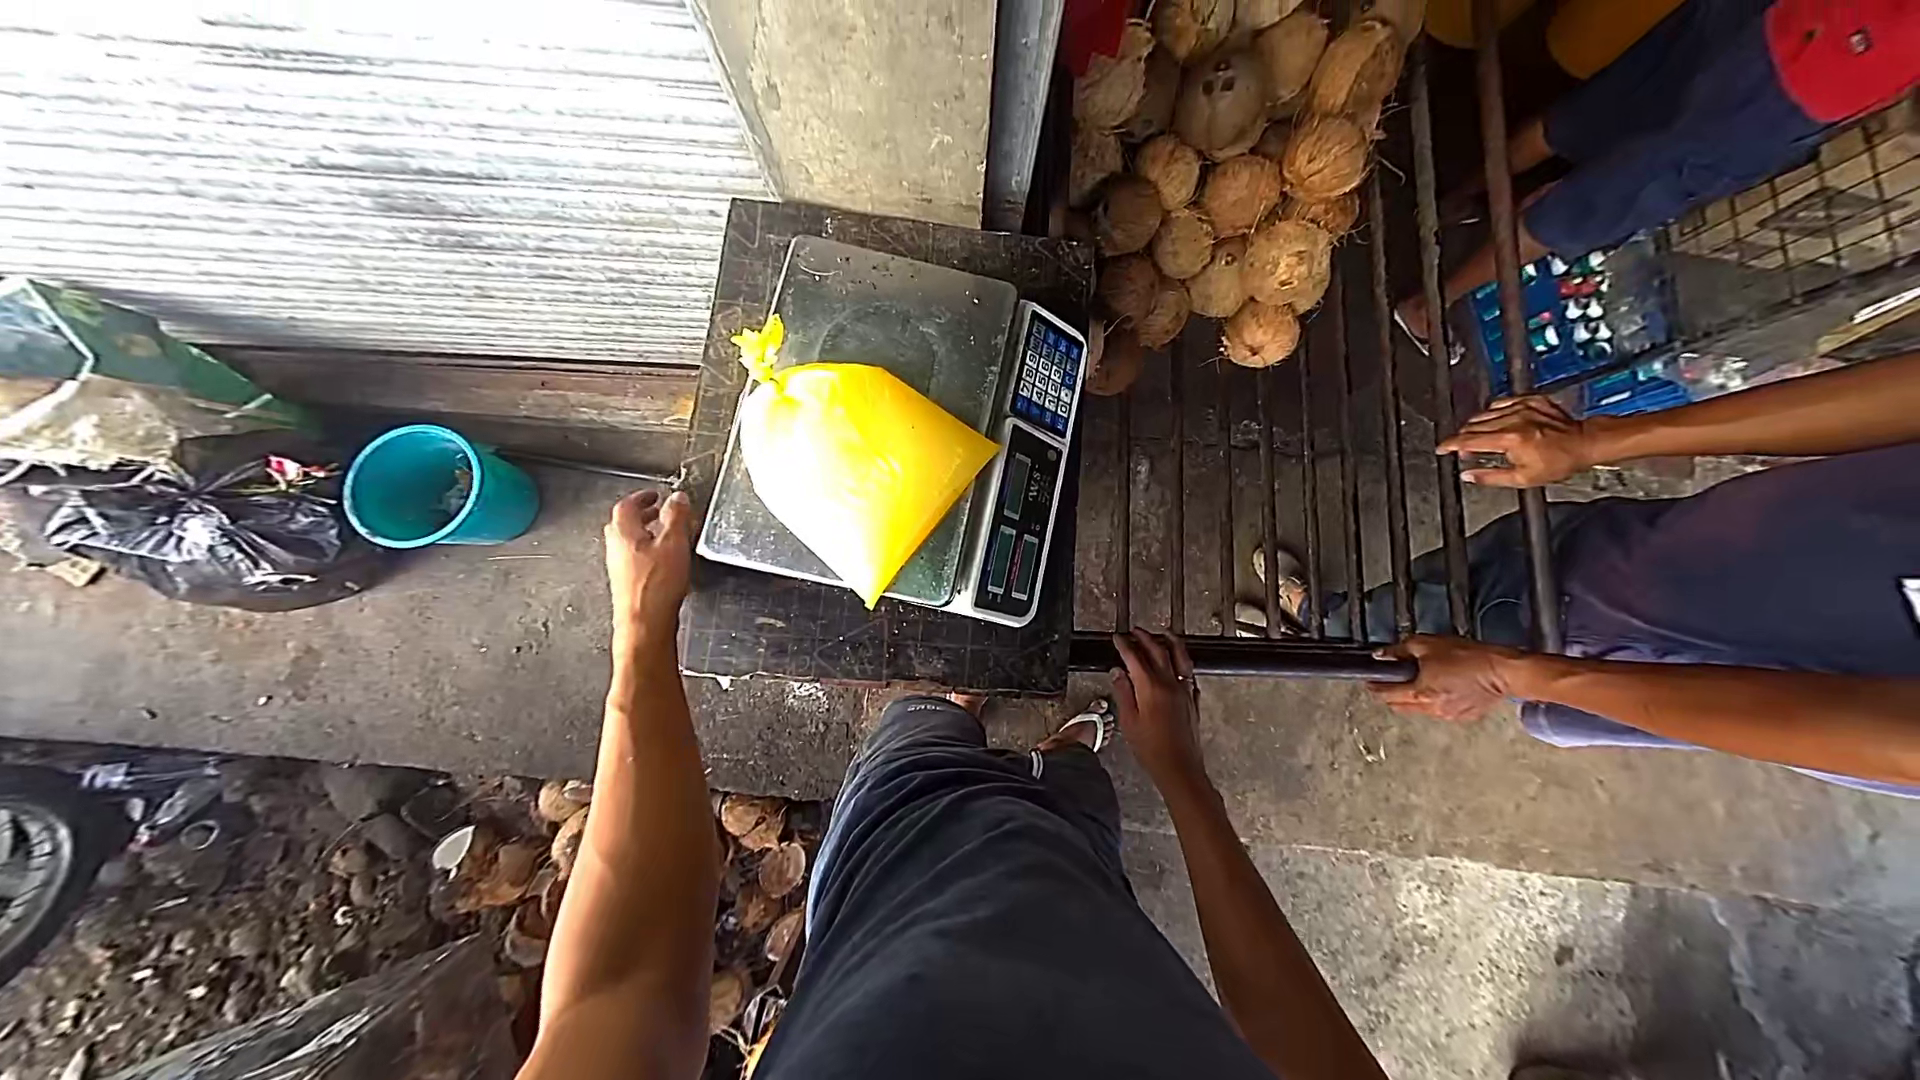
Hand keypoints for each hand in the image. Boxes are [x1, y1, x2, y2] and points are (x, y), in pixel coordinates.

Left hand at [605, 489, 693, 642]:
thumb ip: (677, 518)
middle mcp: (616, 548)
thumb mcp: (674, 543)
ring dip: (644, 534)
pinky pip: (634, 559)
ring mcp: (619, 567)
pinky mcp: (626, 583)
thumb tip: (678, 498)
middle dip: (642, 515)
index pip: (627, 506)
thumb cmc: (656, 586)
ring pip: (628, 542)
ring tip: (664, 535)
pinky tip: (662, 561)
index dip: (641, 498)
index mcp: (624, 533)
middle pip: (624, 524)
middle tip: (658, 512)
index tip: (653, 495)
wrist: (644, 624)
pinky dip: (646, 552)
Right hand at [1110, 629, 1205, 789]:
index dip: (1124, 645)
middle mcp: (1170, 684)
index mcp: (1151, 687)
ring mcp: (1185, 691)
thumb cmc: (1151, 749)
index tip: (1117, 638)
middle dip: (1145, 638)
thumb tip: (1117, 672)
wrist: (1179, 768)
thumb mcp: (1128, 720)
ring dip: (1170, 643)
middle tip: (1135, 631)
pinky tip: (1179, 665)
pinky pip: (1190, 674)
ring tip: (1164, 634)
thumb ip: (1123, 692)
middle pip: (1158, 651)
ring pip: (1180, 658)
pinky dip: (1182, 663)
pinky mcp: (1193, 701)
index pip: (1135, 658)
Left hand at [1369, 635, 1524, 722]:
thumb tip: (1381, 654)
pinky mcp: (1465, 717)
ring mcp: (1449, 716)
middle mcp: (1432, 709)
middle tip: (1390, 681)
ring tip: (1417, 682)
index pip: (1385, 695)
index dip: (1374, 686)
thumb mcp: (1426, 645)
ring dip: (1412, 699)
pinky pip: (1439, 711)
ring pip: (1419, 710)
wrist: (1506, 671)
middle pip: (1398, 706)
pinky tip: (1440, 688)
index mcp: (1419, 693)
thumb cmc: (1468, 657)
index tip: (1370, 680)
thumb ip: (1399, 650)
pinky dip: (1433, 702)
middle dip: (1390, 695)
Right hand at [1436, 395, 1596, 486]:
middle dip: (1463, 437)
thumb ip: (1490, 477)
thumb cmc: (1560, 461)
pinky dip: (1492, 411)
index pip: (1468, 440)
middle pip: (1472, 426)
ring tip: (1480, 436)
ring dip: (1476, 425)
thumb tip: (1467, 476)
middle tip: (1464, 448)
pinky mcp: (1531, 400)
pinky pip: (1500, 402)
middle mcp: (1514, 420)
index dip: (1450, 445)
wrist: (1588, 442)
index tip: (1442, 449)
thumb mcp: (1524, 478)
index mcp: (1510, 440)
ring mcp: (1523, 407)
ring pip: (1483, 414)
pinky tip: (1496, 420)